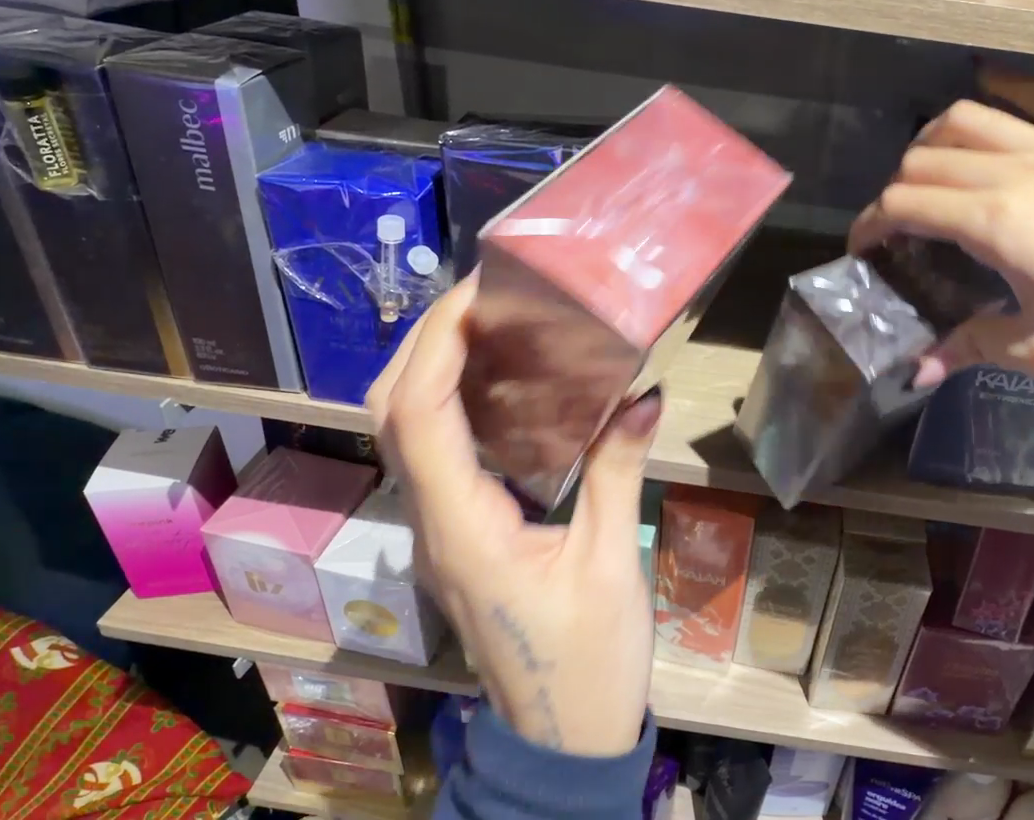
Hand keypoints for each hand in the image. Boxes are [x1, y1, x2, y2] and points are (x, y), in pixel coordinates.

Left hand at [368, 276, 659, 755]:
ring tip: (487, 322)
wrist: (561, 738)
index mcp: (461, 525)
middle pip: (390, 414)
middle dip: (423, 343)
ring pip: (401, 433)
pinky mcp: (456, 535)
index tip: (480, 294)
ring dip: (430, 368)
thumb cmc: (588, 659)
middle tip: (483, 296)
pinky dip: (448, 402)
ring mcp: (437, 529)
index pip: (419, 414)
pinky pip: (432, 453)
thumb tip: (643, 394)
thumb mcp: (611, 564)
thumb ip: (618, 474)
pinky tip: (498, 384)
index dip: (437, 344)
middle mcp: (431, 520)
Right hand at [848, 67, 1033, 394]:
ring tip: (937, 179)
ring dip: (935, 143)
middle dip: (896, 191)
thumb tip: (917, 369)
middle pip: (926, 157)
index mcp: (1001, 225)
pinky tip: (997, 119)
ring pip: (971, 116)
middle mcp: (1023, 170)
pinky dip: (1004, 100)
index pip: (904, 203)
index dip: (869, 225)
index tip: (864, 251)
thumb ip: (975, 348)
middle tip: (902, 231)